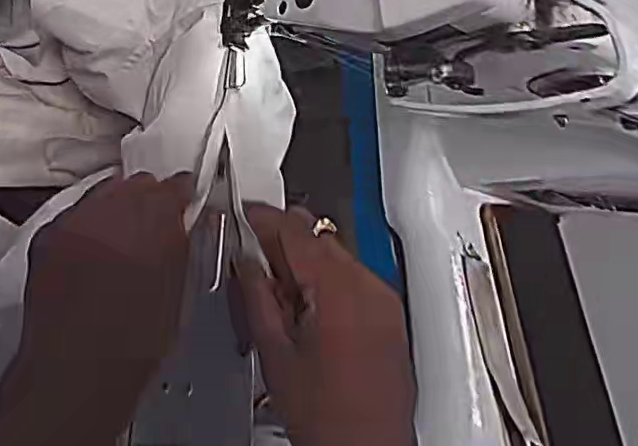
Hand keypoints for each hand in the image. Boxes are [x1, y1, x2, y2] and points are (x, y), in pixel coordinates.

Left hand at [0, 173, 193, 445]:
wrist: (74, 377)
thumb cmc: (128, 347)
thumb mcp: (177, 292)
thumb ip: (182, 245)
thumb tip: (184, 226)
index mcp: (156, 219)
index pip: (175, 185)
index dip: (181, 196)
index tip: (182, 202)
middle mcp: (115, 209)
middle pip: (139, 183)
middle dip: (148, 200)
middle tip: (152, 224)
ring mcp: (79, 219)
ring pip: (105, 191)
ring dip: (116, 207)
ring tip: (120, 236)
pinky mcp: (49, 234)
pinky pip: (74, 212)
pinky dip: (85, 223)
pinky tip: (91, 247)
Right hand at [238, 205, 414, 445]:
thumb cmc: (328, 422)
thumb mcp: (275, 353)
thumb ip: (257, 295)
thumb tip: (247, 262)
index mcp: (336, 289)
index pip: (295, 229)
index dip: (265, 218)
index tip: (247, 214)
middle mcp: (367, 284)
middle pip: (318, 237)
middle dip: (284, 241)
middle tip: (256, 257)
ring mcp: (383, 297)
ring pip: (336, 254)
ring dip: (307, 262)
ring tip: (284, 298)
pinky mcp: (390, 312)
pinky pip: (354, 276)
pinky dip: (329, 280)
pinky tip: (310, 311)